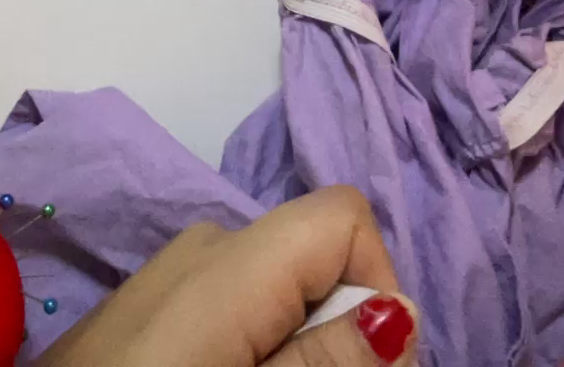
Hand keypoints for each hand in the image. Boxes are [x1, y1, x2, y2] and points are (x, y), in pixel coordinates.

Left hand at [35, 185, 419, 366]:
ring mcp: (180, 268)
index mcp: (232, 256)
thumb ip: (322, 361)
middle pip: (319, 256)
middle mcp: (209, 242)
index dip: (377, 287)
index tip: (364, 366)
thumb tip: (401, 313)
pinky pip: (241, 303)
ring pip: (283, 286)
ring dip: (300, 344)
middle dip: (339, 330)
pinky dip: (259, 342)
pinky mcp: (162, 297)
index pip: (343, 212)